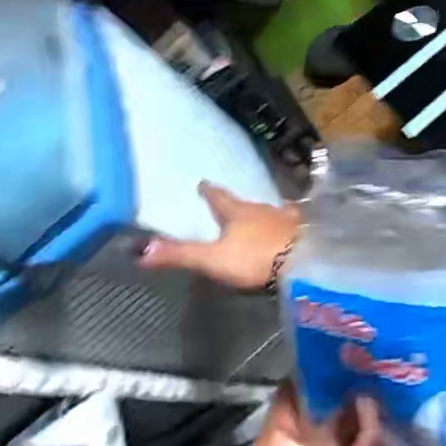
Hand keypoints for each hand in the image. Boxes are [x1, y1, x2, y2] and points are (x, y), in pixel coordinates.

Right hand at [140, 181, 300, 289]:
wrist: (304, 262)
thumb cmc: (256, 259)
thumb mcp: (213, 259)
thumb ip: (180, 254)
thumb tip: (141, 248)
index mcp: (238, 212)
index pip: (219, 198)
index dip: (210, 192)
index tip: (203, 182)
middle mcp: (263, 208)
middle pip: (246, 204)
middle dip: (237, 204)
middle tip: (230, 203)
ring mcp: (286, 218)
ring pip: (270, 210)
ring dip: (262, 213)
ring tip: (258, 215)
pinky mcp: (305, 230)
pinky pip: (293, 221)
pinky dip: (288, 221)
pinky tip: (292, 223)